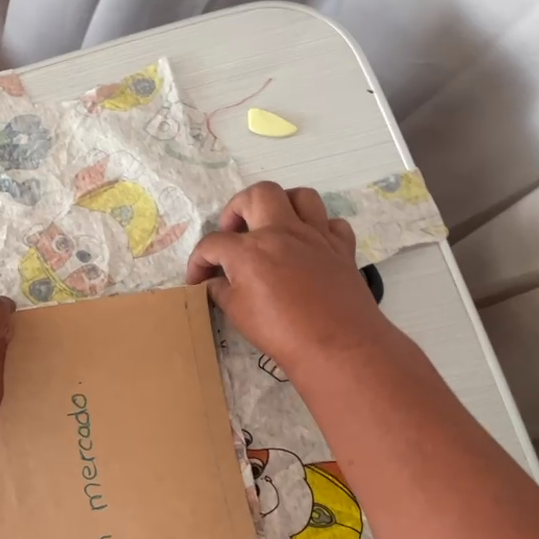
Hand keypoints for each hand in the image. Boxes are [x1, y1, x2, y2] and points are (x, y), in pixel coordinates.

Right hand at [186, 182, 398, 377]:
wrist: (338, 344)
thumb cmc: (279, 330)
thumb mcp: (236, 312)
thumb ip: (221, 289)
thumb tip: (217, 282)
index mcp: (249, 249)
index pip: (212, 243)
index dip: (198, 261)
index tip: (197, 280)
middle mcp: (282, 232)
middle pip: (258, 194)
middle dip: (237, 208)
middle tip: (233, 233)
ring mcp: (316, 236)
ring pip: (301, 196)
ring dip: (281, 206)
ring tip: (271, 227)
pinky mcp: (342, 248)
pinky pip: (332, 223)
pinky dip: (318, 228)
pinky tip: (307, 246)